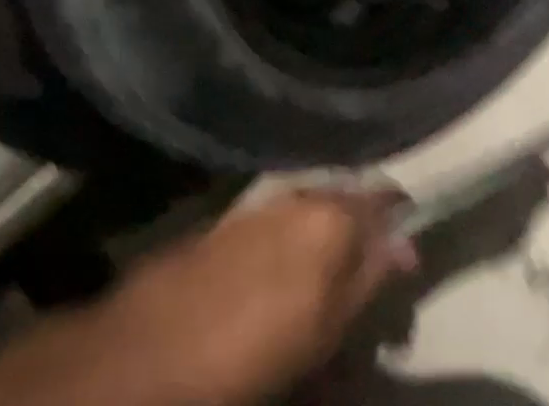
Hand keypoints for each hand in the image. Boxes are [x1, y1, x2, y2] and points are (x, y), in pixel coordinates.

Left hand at [97, 188, 417, 403]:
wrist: (142, 355)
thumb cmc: (253, 348)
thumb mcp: (329, 327)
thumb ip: (372, 276)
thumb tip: (406, 244)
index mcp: (334, 213)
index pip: (387, 198)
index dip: (400, 226)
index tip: (402, 258)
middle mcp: (299, 194)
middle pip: (346, 201)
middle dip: (358, 231)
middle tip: (357, 275)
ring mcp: (256, 204)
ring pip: (307, 211)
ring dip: (319, 238)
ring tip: (313, 280)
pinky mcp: (220, 223)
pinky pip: (271, 224)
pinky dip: (283, 244)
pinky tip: (271, 277)